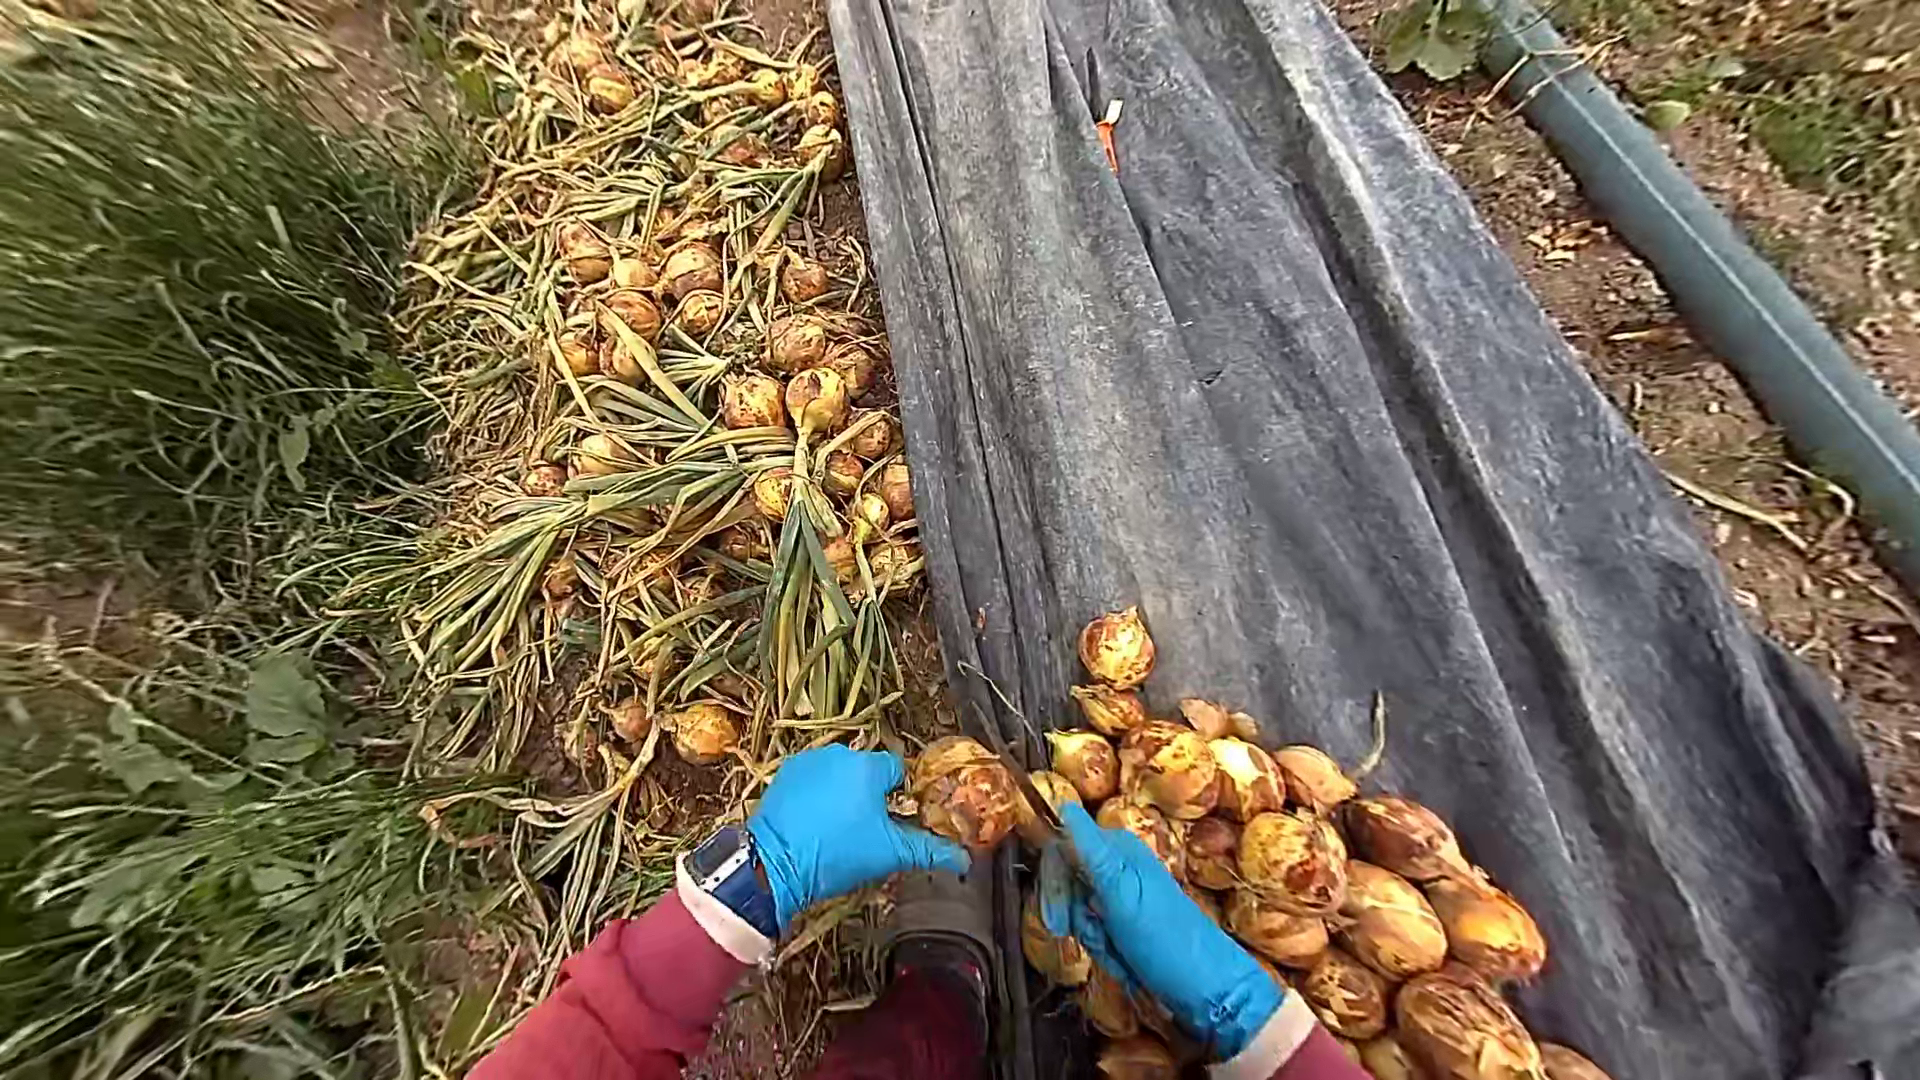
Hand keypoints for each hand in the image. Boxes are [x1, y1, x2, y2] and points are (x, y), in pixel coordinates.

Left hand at [746, 745, 970, 930]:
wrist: (774, 864)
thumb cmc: (837, 853)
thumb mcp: (888, 853)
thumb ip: (928, 850)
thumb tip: (964, 858)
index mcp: (870, 766)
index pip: (897, 770)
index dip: (896, 796)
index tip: (888, 821)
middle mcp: (842, 753)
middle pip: (867, 771)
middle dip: (868, 795)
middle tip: (862, 830)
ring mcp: (811, 759)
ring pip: (840, 773)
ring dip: (842, 792)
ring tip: (834, 828)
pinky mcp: (787, 771)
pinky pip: (813, 777)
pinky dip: (816, 792)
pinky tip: (811, 820)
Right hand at [1048, 802, 1281, 1057]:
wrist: (1209, 992)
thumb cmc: (1165, 940)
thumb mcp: (1122, 894)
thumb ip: (1090, 849)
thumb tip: (1064, 803)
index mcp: (1117, 847)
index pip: (1062, 847)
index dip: (1053, 883)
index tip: (1056, 922)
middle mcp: (1117, 862)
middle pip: (1068, 879)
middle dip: (1076, 915)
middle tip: (1095, 939)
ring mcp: (1122, 891)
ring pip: (1078, 907)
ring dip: (1092, 937)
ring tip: (1118, 954)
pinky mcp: (1125, 919)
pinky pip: (1094, 927)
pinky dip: (1104, 948)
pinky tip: (1123, 960)